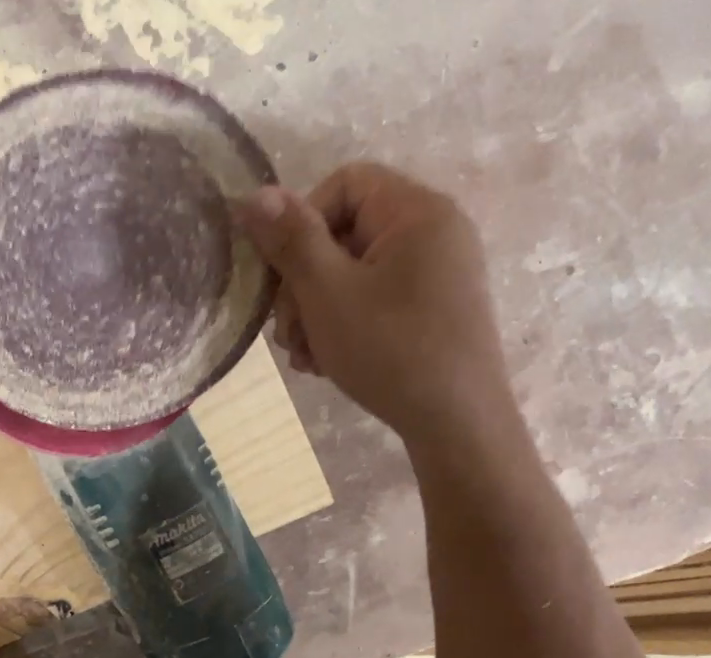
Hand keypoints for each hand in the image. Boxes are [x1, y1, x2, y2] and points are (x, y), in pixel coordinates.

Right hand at [234, 162, 513, 444]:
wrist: (456, 421)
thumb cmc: (390, 349)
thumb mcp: (327, 293)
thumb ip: (291, 240)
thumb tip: (253, 193)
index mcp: (416, 212)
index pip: (344, 184)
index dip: (302, 223)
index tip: (282, 275)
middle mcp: (432, 230)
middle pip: (342, 232)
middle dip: (301, 282)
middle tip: (286, 333)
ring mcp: (435, 270)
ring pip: (350, 271)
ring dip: (313, 311)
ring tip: (304, 356)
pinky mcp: (431, 305)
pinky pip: (371, 296)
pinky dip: (340, 324)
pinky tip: (325, 362)